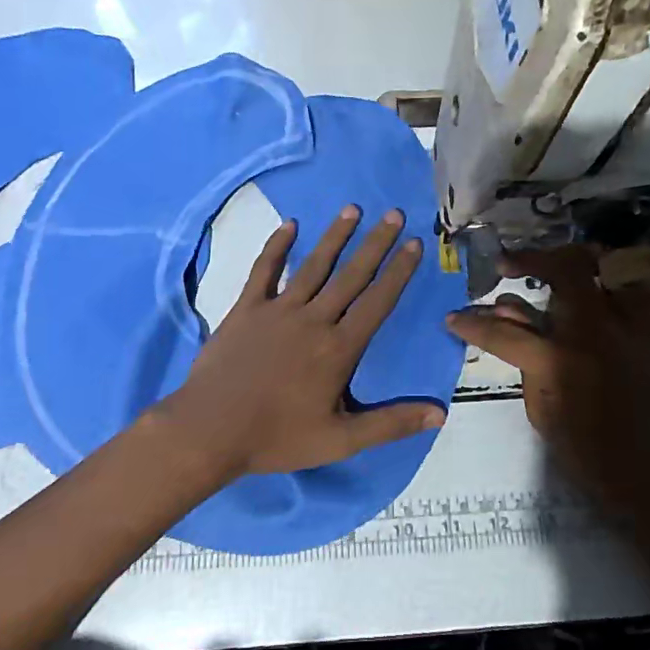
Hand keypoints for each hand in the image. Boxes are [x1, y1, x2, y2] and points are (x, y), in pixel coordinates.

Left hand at [155, 206, 445, 478]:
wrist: (209, 430)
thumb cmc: (276, 437)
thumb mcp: (339, 440)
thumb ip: (390, 424)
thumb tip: (440, 414)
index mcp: (339, 348)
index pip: (378, 302)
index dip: (398, 272)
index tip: (414, 244)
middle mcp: (313, 320)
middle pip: (351, 275)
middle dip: (375, 243)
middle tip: (393, 214)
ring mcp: (277, 310)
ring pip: (313, 265)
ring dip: (334, 236)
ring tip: (352, 209)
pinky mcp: (245, 309)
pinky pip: (264, 270)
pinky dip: (276, 246)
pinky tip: (289, 225)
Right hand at [446, 245, 649, 524]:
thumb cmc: (590, 455)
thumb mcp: (543, 412)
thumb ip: (525, 362)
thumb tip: (507, 322)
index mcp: (561, 360)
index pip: (505, 331)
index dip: (474, 323)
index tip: (454, 317)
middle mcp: (598, 332)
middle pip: (567, 269)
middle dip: (532, 259)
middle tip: (509, 264)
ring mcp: (631, 328)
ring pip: (612, 266)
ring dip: (581, 259)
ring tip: (558, 266)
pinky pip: (645, 290)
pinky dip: (626, 281)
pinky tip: (607, 287)